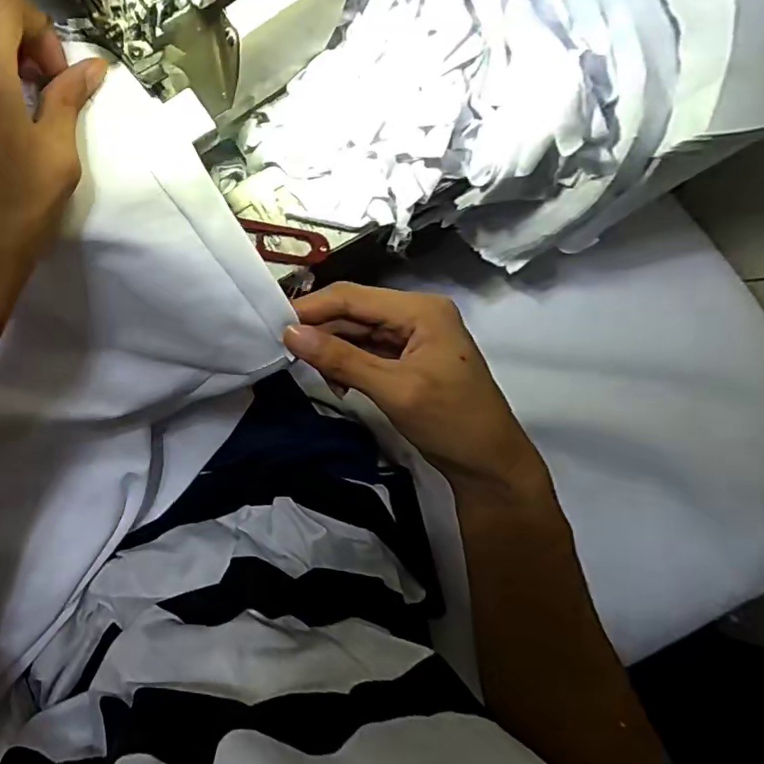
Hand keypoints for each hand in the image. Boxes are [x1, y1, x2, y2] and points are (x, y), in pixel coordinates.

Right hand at [285, 282, 549, 492]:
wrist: (490, 466)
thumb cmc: (451, 423)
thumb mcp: (393, 390)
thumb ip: (340, 359)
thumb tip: (289, 333)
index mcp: (420, 310)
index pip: (352, 297)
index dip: (311, 308)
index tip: (273, 325)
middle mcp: (415, 314)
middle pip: (352, 311)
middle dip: (319, 330)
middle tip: (284, 351)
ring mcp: (411, 335)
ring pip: (355, 330)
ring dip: (331, 349)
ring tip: (312, 372)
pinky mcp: (406, 356)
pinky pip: (364, 349)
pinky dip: (345, 362)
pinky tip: (336, 382)